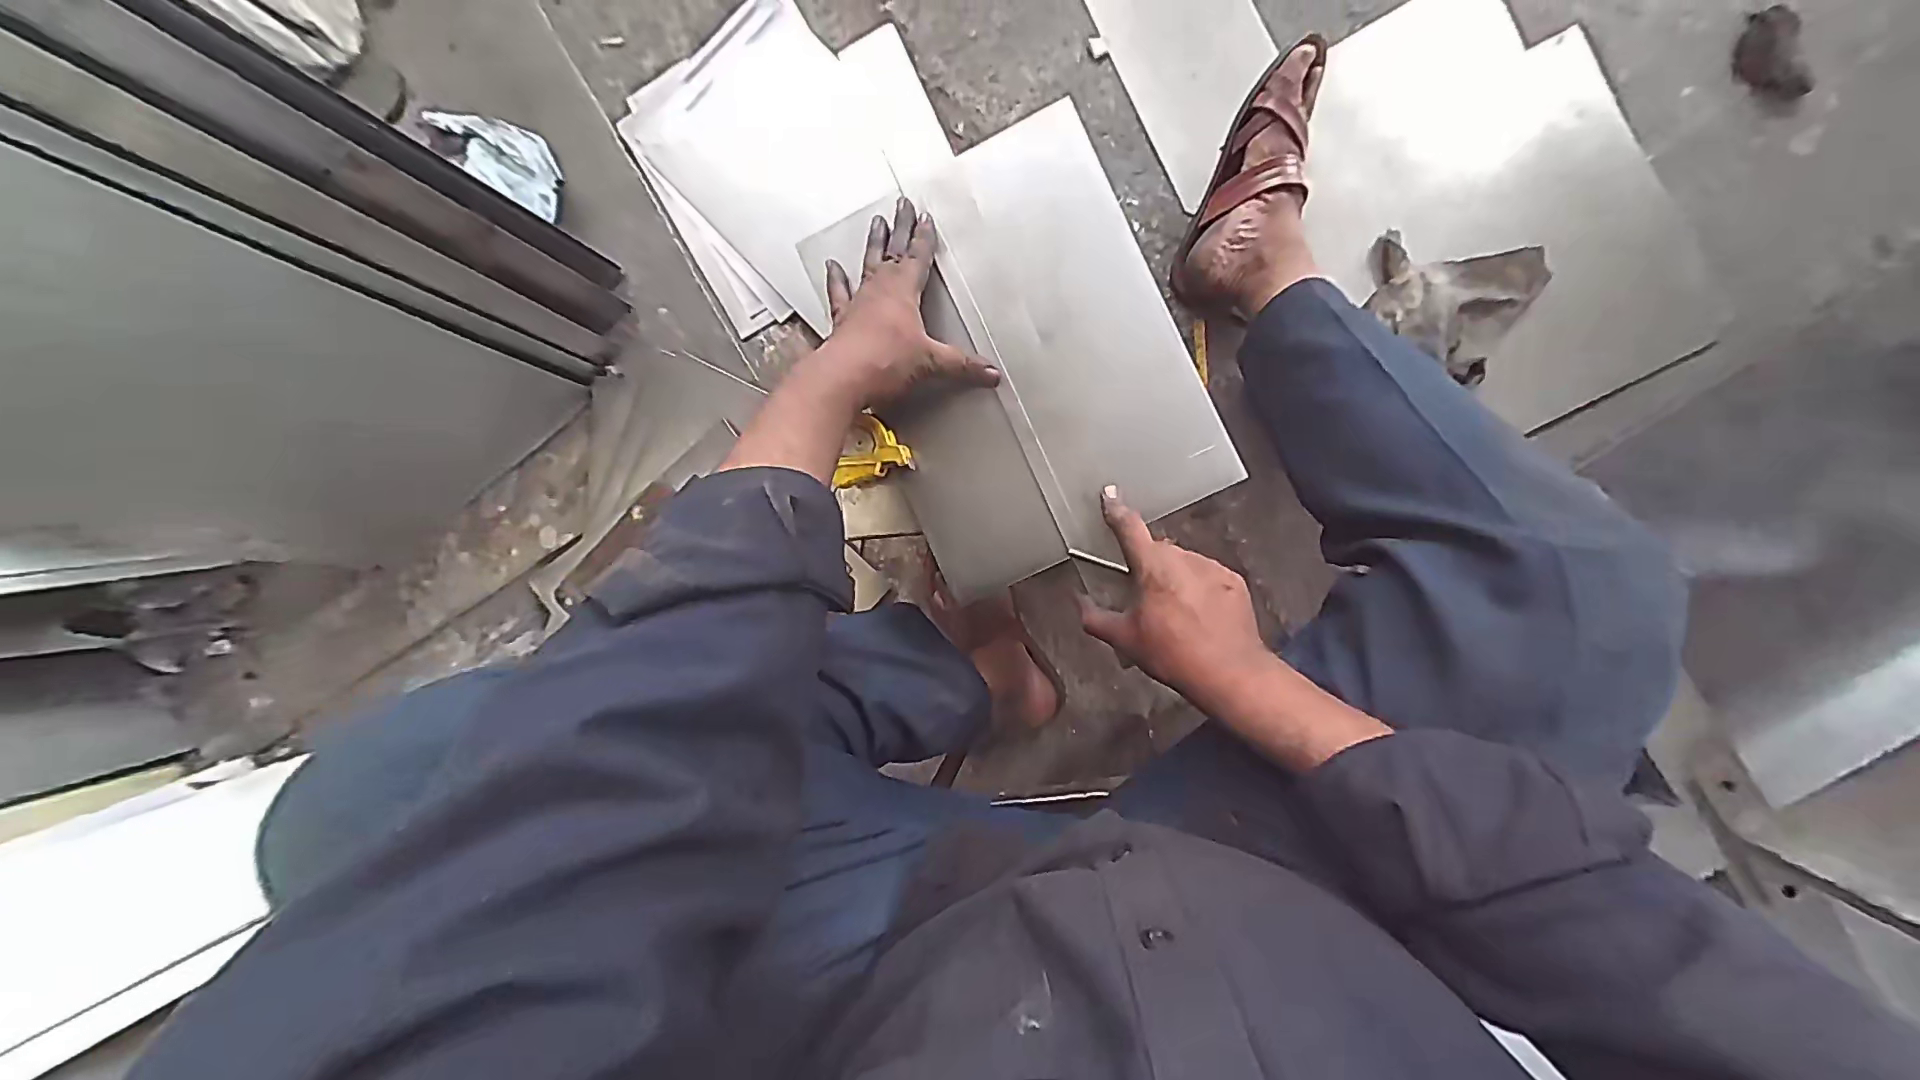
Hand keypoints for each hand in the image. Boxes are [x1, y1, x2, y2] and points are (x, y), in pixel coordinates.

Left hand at [817, 197, 999, 408]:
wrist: (844, 378)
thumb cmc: (886, 362)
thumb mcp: (931, 363)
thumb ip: (961, 365)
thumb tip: (992, 374)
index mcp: (903, 291)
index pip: (918, 257)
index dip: (924, 238)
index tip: (925, 217)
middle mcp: (879, 290)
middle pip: (892, 251)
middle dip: (900, 228)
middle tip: (901, 205)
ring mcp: (857, 303)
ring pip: (867, 264)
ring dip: (873, 244)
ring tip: (875, 224)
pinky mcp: (841, 321)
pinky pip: (839, 294)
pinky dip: (836, 280)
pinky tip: (832, 267)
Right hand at [1078, 487, 1275, 710]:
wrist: (1228, 671)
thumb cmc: (1174, 654)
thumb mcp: (1124, 639)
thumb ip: (1094, 617)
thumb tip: (1078, 604)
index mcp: (1152, 566)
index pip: (1129, 528)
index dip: (1115, 510)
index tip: (1109, 496)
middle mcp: (1182, 559)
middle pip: (1157, 550)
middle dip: (1148, 566)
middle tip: (1145, 597)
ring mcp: (1211, 567)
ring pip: (1182, 562)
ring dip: (1174, 578)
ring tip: (1174, 613)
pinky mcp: (1232, 580)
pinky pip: (1207, 575)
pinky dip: (1198, 588)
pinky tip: (1197, 615)